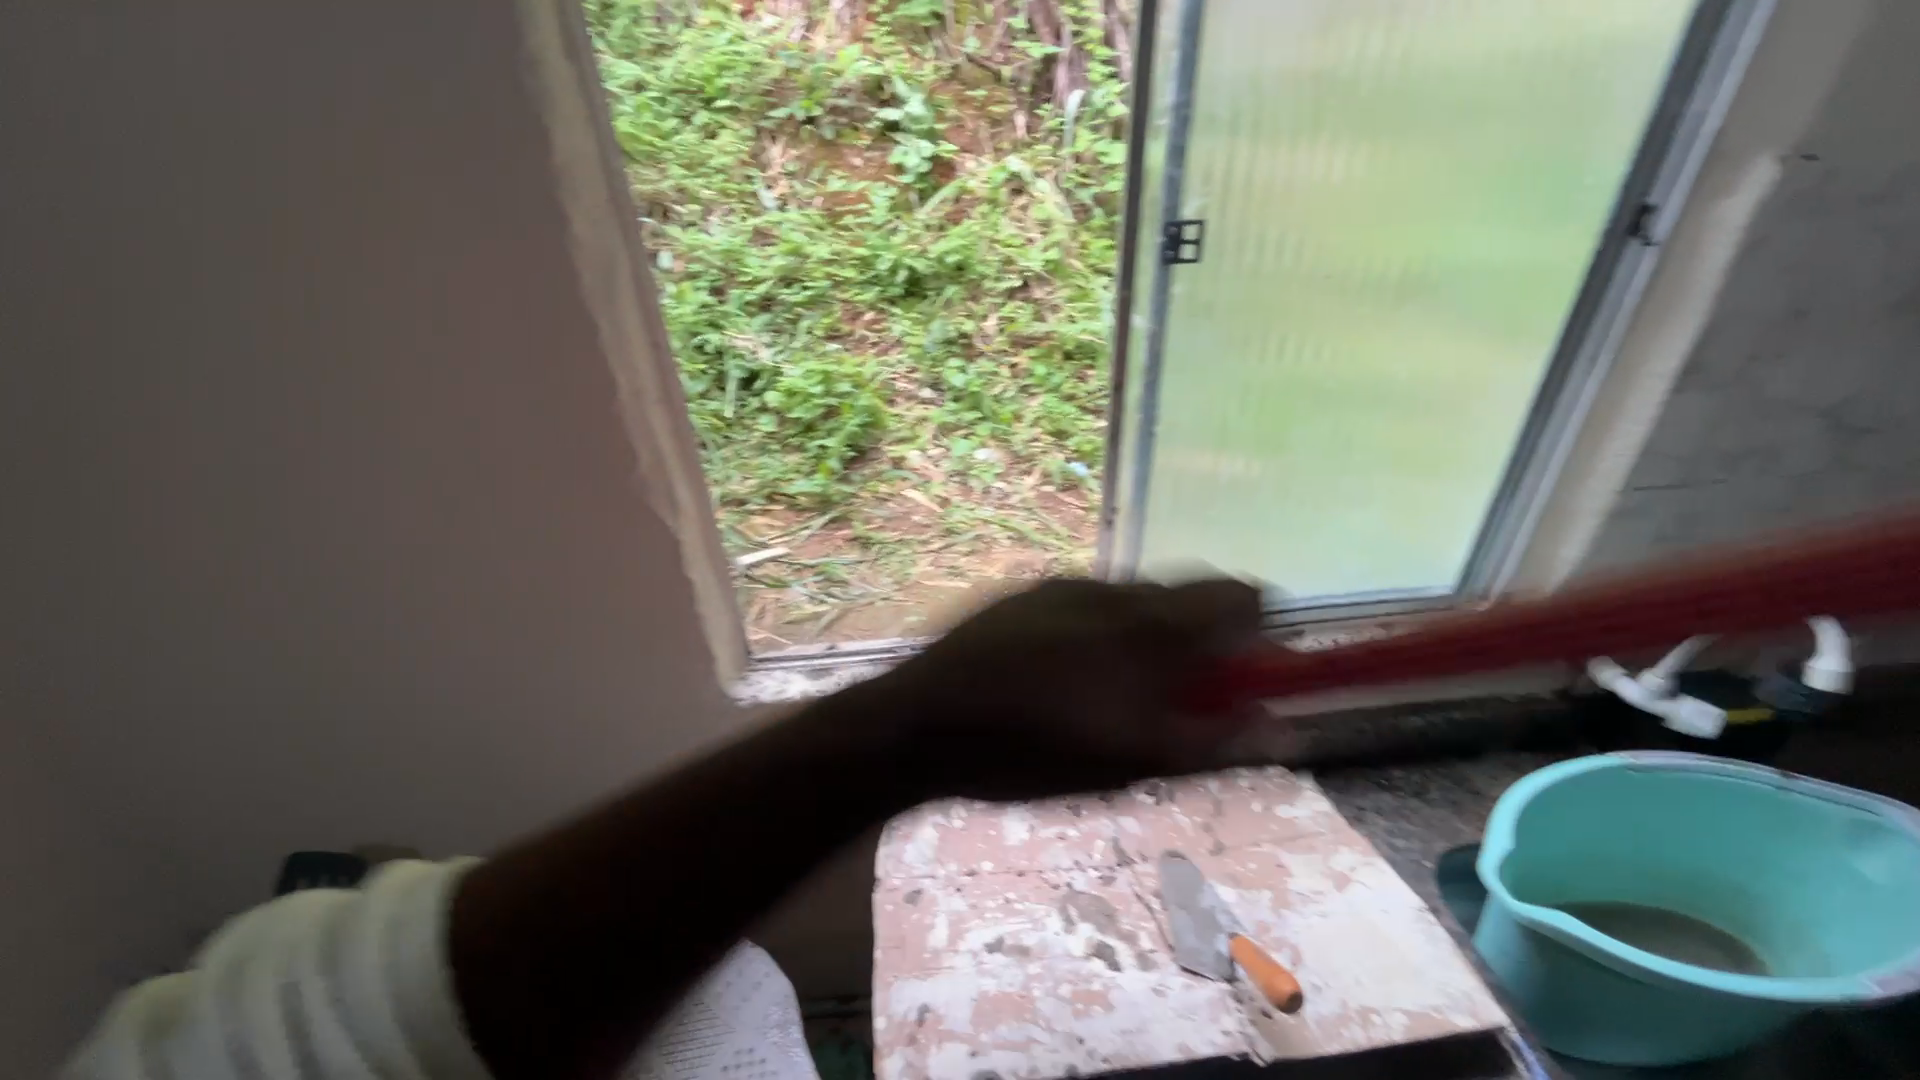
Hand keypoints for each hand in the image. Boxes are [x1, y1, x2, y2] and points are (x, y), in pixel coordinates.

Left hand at [869, 576, 1265, 799]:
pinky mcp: (1024, 596)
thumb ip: (1210, 737)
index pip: (1238, 595)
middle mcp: (1111, 587)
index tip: (1246, 673)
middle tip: (1177, 698)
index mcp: (1148, 620)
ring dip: (1145, 639)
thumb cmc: (1031, 750)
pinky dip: (1099, 634)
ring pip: (1132, 604)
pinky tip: (1063, 678)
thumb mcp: (1129, 759)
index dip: (1255, 632)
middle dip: (1196, 643)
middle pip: (1185, 598)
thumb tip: (1277, 724)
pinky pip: (1086, 606)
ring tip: (1113, 695)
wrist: (921, 720)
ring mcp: (1062, 587)